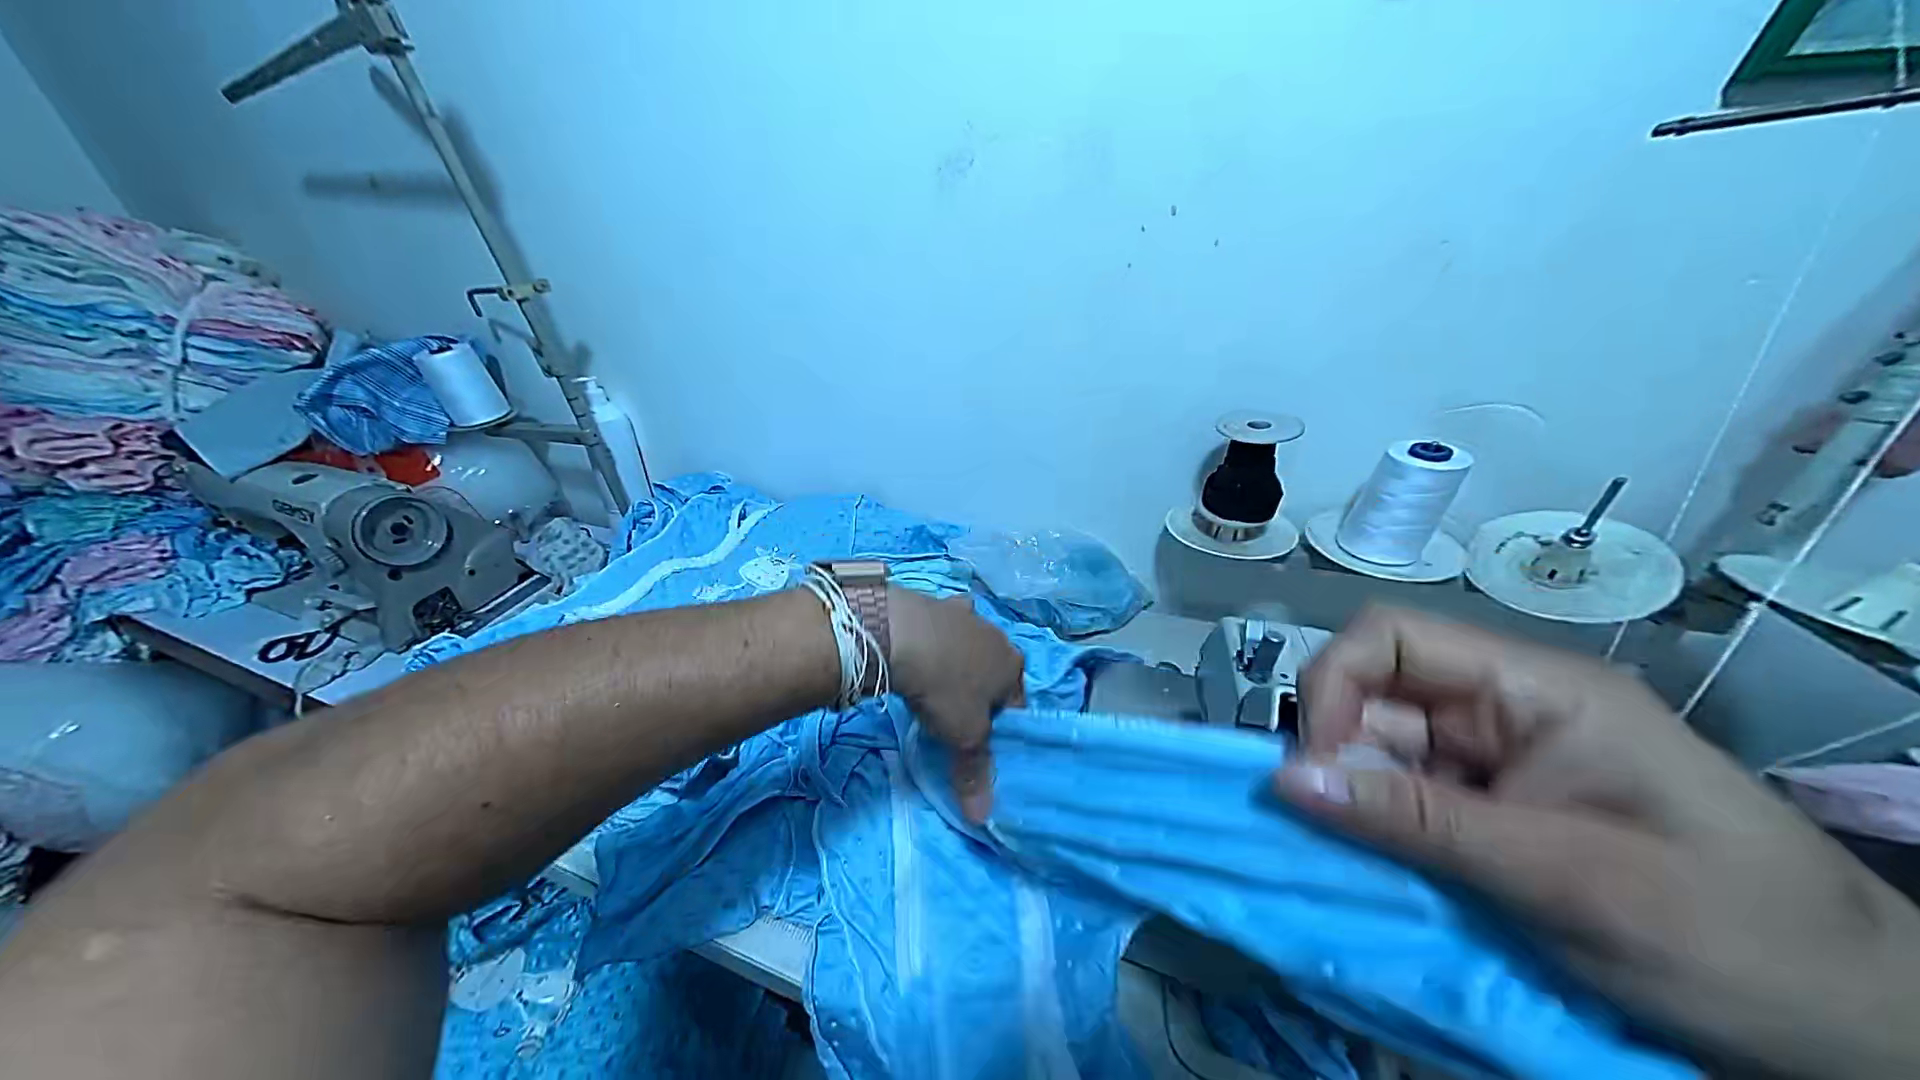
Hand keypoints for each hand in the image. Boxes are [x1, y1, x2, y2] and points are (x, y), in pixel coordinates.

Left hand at [888, 586, 1024, 822]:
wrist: (902, 634)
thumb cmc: (945, 689)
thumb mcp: (963, 737)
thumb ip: (975, 772)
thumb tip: (981, 817)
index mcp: (1014, 667)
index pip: (1016, 706)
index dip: (999, 728)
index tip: (976, 741)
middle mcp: (998, 638)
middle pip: (995, 673)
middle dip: (980, 693)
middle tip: (953, 714)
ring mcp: (968, 617)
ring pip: (970, 647)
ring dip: (959, 663)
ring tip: (934, 683)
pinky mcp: (938, 604)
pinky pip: (943, 627)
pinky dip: (936, 638)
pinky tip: (920, 649)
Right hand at [1275, 606, 1919, 1078]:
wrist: (1858, 1034)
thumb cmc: (1736, 937)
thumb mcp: (1568, 879)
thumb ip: (1417, 821)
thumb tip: (1286, 779)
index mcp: (1535, 688)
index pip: (1392, 638)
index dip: (1334, 685)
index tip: (1317, 767)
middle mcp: (1501, 707)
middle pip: (1374, 695)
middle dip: (1337, 753)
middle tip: (1328, 826)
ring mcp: (1491, 758)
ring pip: (1377, 749)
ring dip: (1351, 797)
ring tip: (1357, 858)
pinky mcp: (1484, 806)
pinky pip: (1398, 796)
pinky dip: (1373, 827)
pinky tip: (1380, 866)